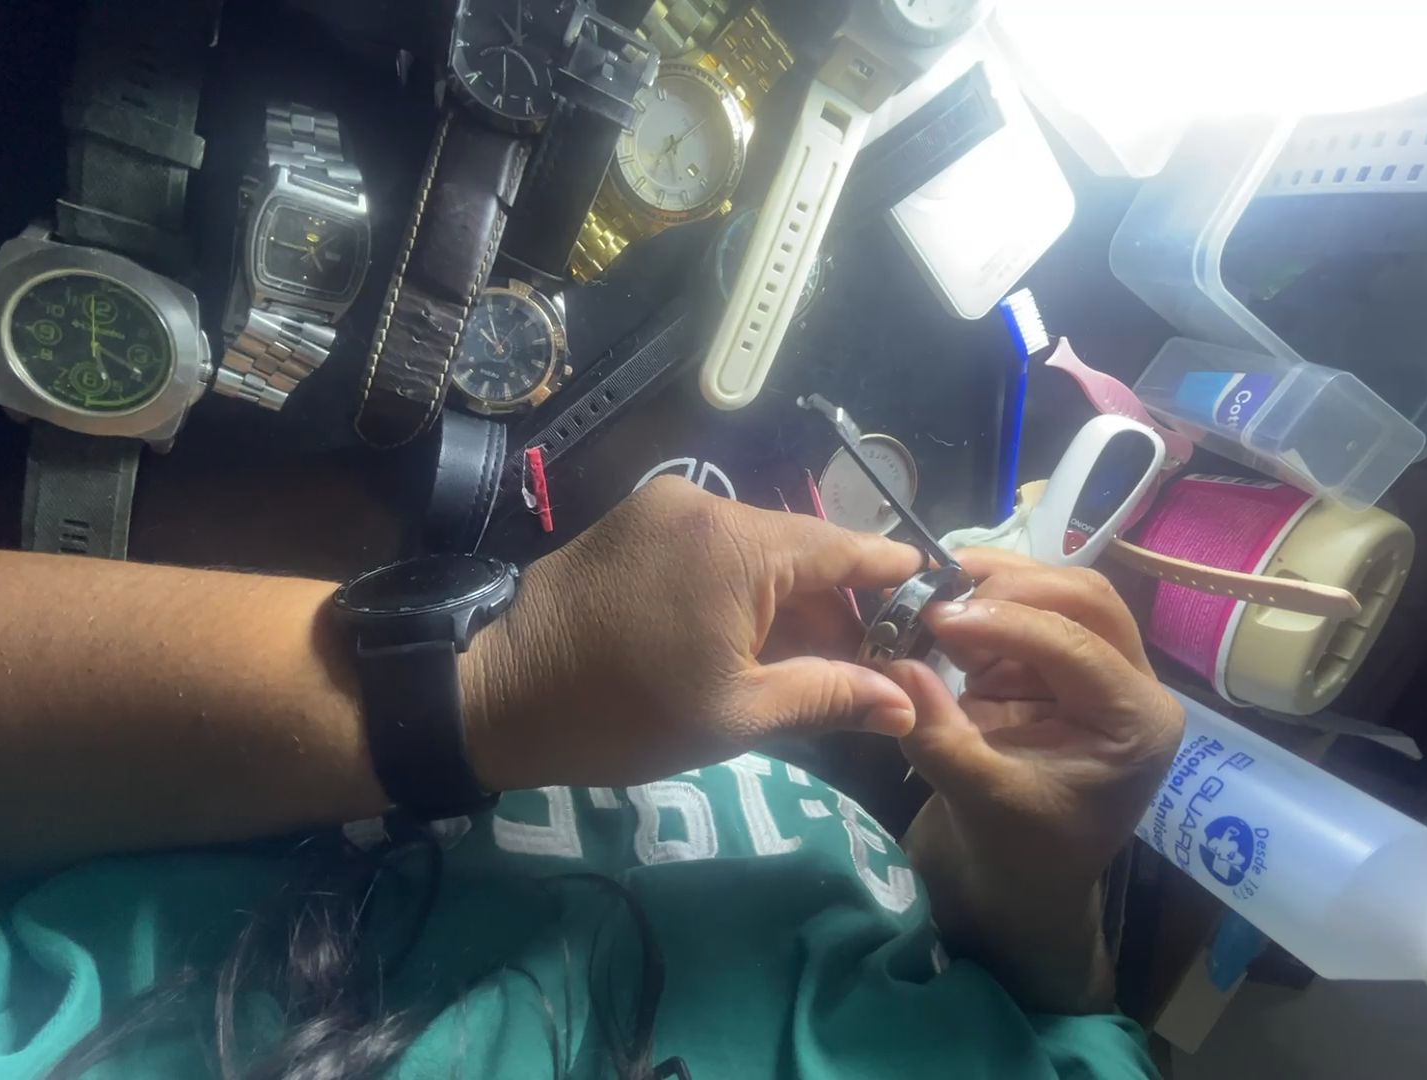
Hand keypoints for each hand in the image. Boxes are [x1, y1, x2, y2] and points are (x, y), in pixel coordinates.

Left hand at [463, 476, 923, 791]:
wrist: (495, 694)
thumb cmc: (620, 712)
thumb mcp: (736, 714)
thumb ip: (829, 696)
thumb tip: (907, 704)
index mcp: (736, 544)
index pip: (842, 548)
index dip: (890, 574)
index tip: (930, 594)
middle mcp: (705, 504)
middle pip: (799, 552)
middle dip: (833, 608)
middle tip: (864, 665)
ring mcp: (665, 507)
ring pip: (755, 553)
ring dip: (785, 604)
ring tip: (806, 664)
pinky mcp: (637, 521)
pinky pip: (713, 550)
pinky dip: (740, 591)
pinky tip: (749, 639)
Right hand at [889, 549, 1183, 889]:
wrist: (1022, 868)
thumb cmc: (1018, 846)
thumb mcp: (977, 796)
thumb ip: (939, 734)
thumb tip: (896, 663)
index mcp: (1133, 721)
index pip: (1076, 643)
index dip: (1004, 622)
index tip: (934, 618)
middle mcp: (1127, 681)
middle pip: (1084, 597)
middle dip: (1007, 589)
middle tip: (937, 602)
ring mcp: (1092, 664)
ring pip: (1056, 590)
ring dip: (992, 588)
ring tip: (935, 610)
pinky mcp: (1052, 660)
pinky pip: (1023, 607)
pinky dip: (980, 602)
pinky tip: (945, 621)